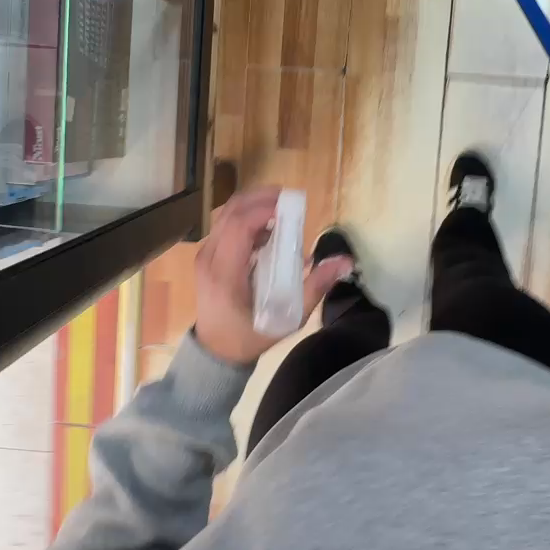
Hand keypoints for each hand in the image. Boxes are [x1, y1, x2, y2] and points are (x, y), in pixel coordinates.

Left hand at [192, 186, 353, 365]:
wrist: (216, 351)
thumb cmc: (251, 336)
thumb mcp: (287, 318)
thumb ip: (315, 287)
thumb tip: (344, 262)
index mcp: (225, 273)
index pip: (239, 226)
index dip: (264, 209)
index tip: (292, 207)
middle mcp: (210, 258)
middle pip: (231, 212)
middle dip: (261, 198)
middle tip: (290, 199)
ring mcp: (205, 254)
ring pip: (226, 214)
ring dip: (254, 205)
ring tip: (282, 210)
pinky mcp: (208, 255)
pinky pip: (226, 225)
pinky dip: (247, 217)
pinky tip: (269, 227)